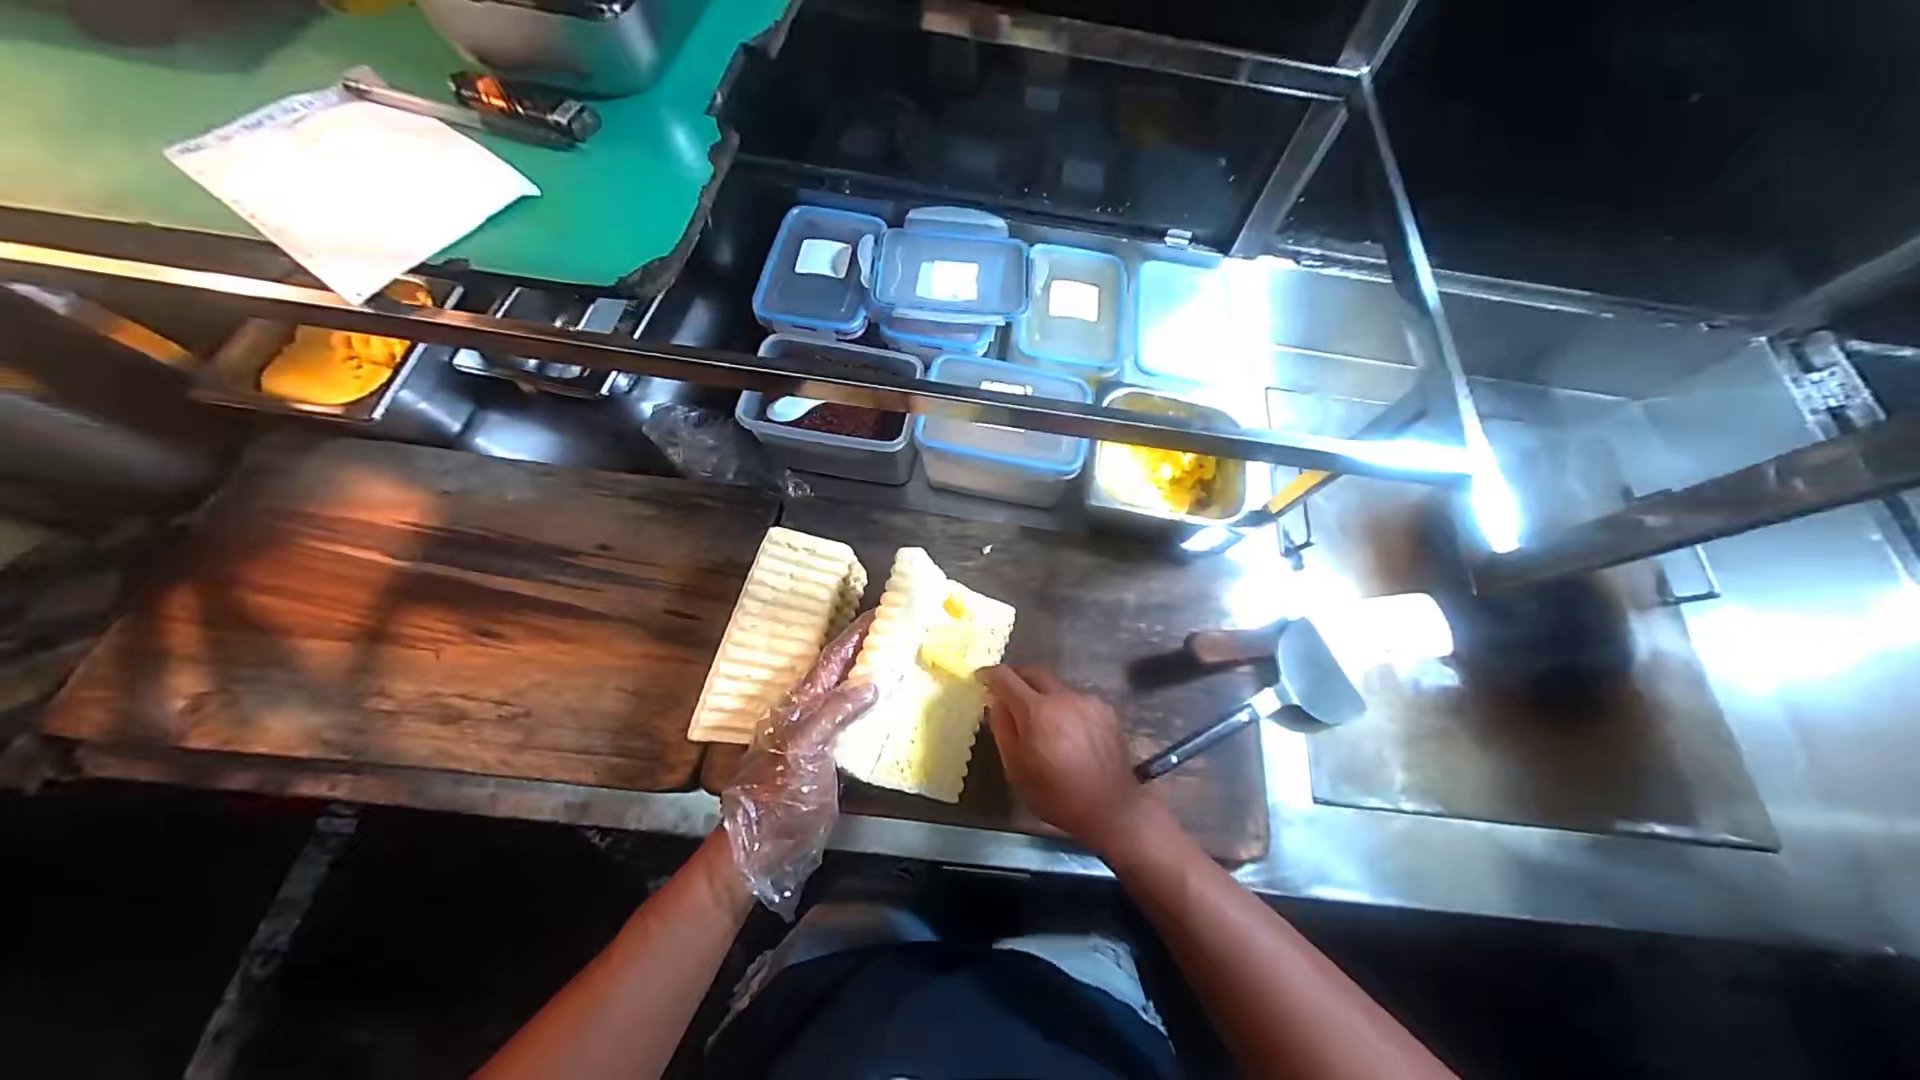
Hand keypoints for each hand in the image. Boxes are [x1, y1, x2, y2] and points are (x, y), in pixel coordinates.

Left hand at [722, 611, 877, 917]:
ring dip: (877, 673)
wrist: (761, 848)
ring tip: (907, 658)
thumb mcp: (803, 752)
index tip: (884, 610)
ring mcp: (823, 735)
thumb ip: (833, 714)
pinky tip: (898, 706)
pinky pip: (861, 721)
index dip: (857, 633)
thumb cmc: (776, 799)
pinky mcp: (834, 758)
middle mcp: (812, 712)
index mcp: (802, 704)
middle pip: (845, 671)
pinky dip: (880, 707)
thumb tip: (870, 680)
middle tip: (905, 630)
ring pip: (853, 694)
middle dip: (871, 647)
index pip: (834, 657)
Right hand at [982, 665, 1158, 855]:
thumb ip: (1002, 728)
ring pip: (1056, 686)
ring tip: (1039, 718)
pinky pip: (1076, 699)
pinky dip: (1064, 706)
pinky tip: (1067, 730)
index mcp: (1037, 711)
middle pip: (1033, 673)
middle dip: (1016, 678)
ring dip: (1042, 694)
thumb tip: (995, 701)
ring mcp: (1088, 701)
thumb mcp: (1016, 769)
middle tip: (1005, 691)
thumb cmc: (1056, 795)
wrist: (1112, 808)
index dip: (990, 675)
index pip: (1006, 677)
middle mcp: (1063, 697)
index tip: (981, 678)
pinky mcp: (1106, 709)